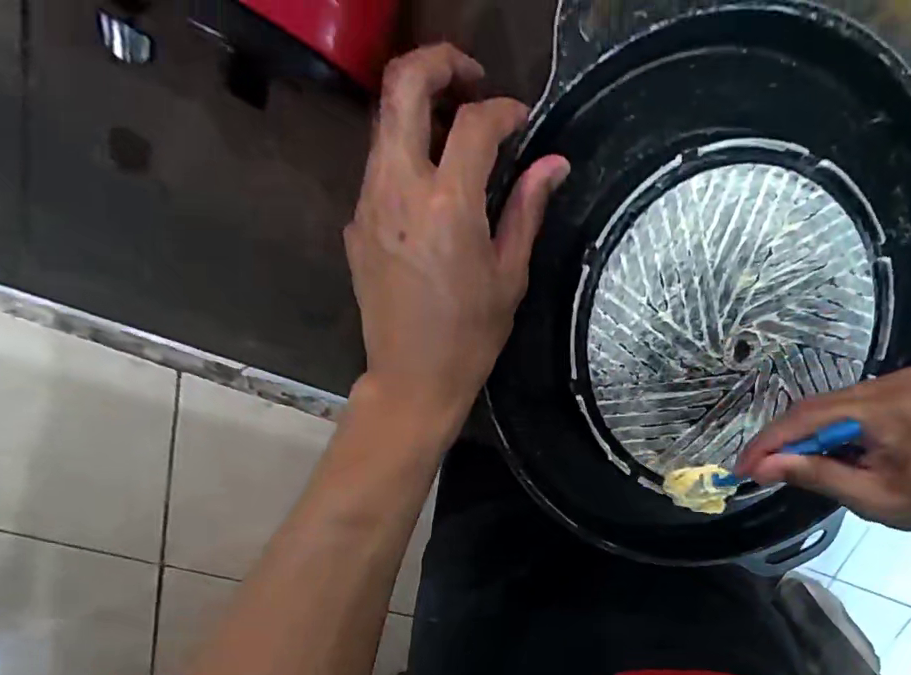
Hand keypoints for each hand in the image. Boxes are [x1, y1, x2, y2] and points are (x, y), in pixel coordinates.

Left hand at [344, 44, 569, 436]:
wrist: (413, 373)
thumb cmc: (474, 334)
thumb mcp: (510, 275)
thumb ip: (527, 210)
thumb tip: (554, 164)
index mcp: (449, 206)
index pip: (474, 125)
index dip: (502, 110)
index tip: (523, 119)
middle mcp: (399, 187)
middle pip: (403, 87)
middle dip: (439, 65)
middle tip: (472, 77)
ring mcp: (369, 198)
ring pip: (387, 121)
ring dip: (422, 107)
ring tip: (461, 131)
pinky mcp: (357, 216)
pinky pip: (381, 163)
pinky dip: (411, 151)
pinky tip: (438, 182)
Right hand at [734, 368, 910, 538]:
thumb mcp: (872, 498)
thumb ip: (817, 475)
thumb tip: (765, 467)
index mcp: (888, 408)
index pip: (811, 416)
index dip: (771, 441)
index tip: (742, 466)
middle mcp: (895, 380)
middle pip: (822, 405)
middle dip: (789, 438)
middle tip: (761, 470)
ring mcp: (906, 377)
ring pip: (838, 403)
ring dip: (814, 433)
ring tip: (799, 466)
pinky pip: (860, 402)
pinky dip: (840, 427)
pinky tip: (836, 451)